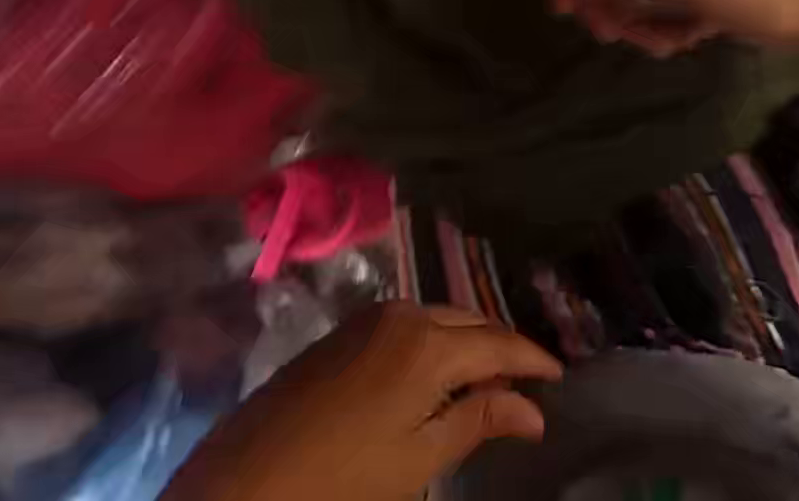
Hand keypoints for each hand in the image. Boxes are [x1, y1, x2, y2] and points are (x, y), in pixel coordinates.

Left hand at [168, 302, 562, 500]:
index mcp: (426, 344)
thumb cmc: (339, 481)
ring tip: (485, 378)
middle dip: (500, 347)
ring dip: (466, 342)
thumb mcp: (415, 460)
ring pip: (437, 318)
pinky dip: (433, 341)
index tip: (559, 375)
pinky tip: (435, 372)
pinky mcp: (344, 330)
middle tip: (525, 381)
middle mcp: (402, 314)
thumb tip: (533, 411)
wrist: (239, 484)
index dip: (532, 358)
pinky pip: (407, 323)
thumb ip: (476, 420)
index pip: (497, 342)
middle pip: (468, 321)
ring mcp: (369, 318)